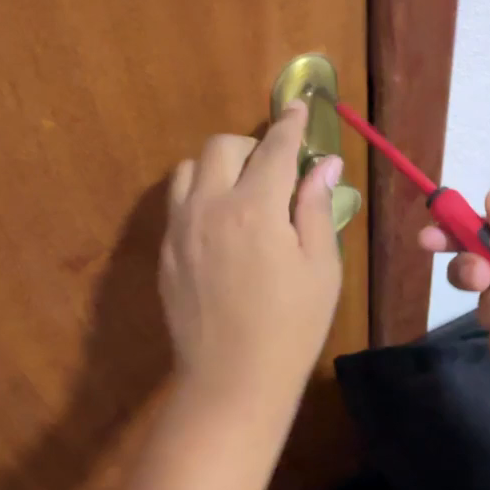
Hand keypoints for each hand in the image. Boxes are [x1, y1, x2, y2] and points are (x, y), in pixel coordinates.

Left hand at [161, 101, 343, 406]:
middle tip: (275, 172)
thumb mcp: (320, 268)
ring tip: (241, 195)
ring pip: (189, 170)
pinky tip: (221, 227)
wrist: (232, 381)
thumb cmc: (291, 328)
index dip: (289, 124)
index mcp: (255, 208)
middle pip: (221, 147)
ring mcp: (179, 230)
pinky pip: (177, 204)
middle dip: (250, 147)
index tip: (296, 108)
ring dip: (217, 168)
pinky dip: (200, 197)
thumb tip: (324, 164)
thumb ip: (316, 209)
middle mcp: (209, 207)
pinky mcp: (166, 253)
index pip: (274, 148)